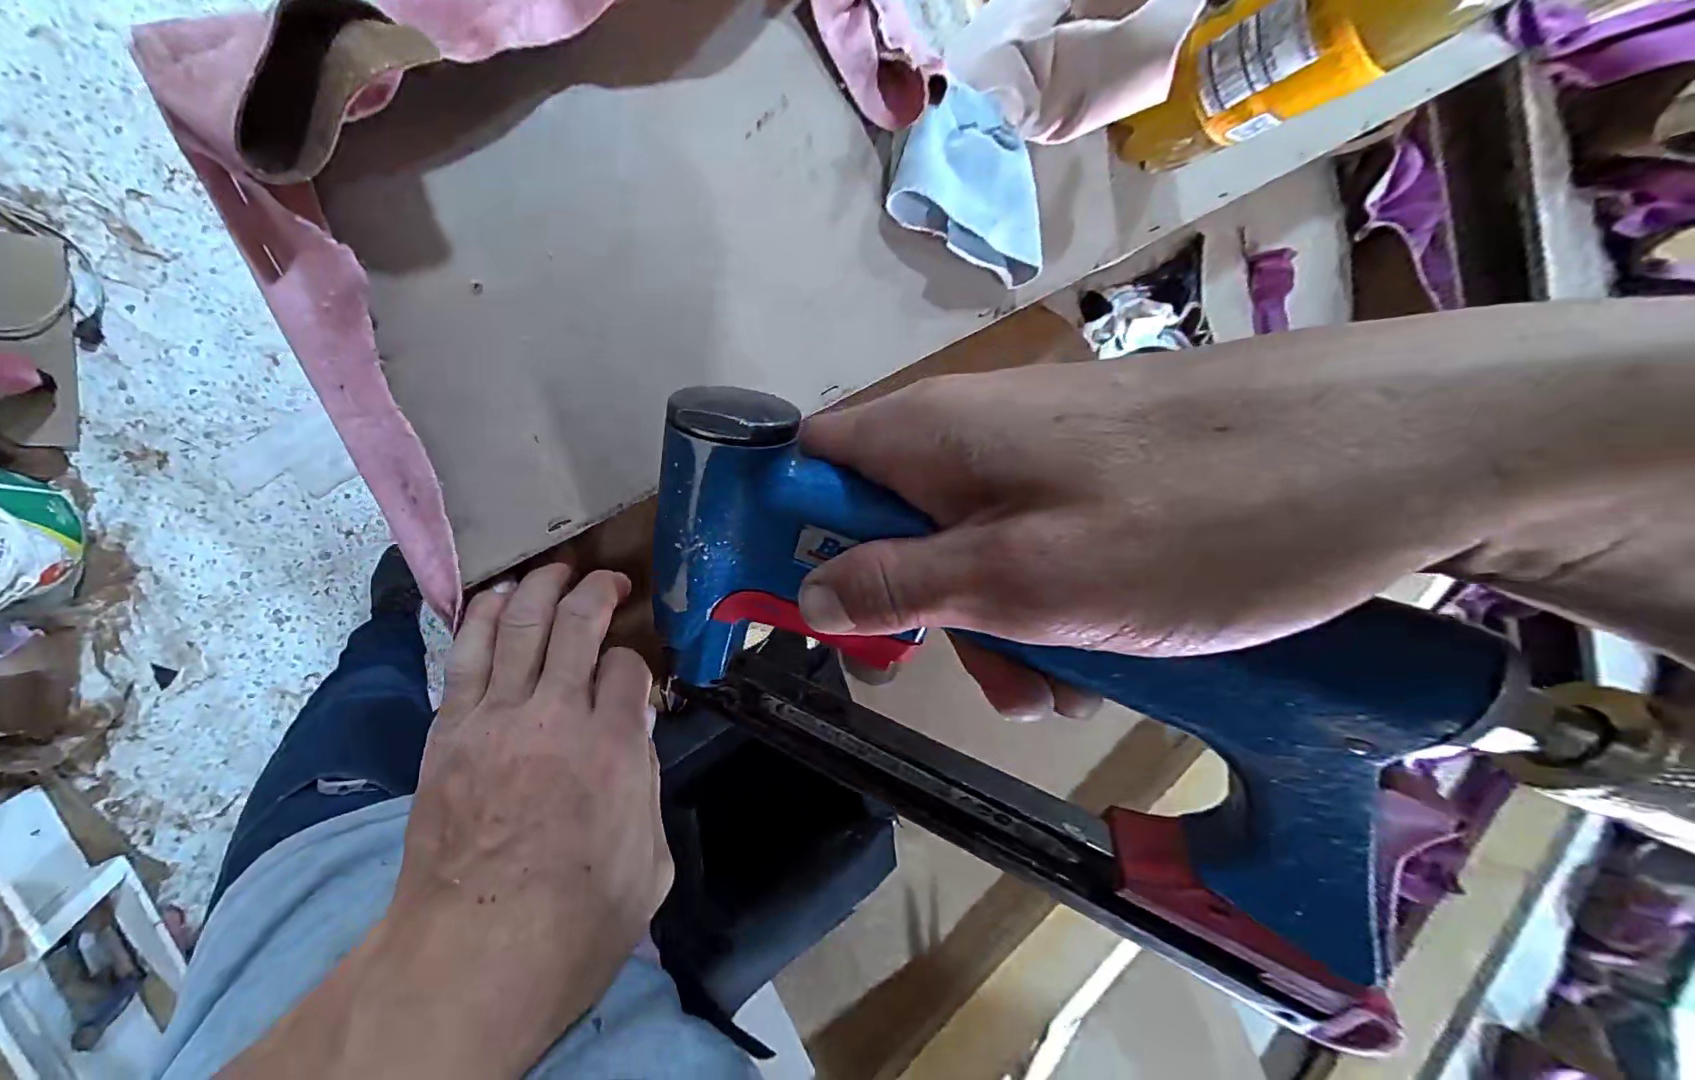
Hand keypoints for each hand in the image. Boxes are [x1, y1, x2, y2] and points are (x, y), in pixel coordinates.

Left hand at [396, 563, 669, 1058]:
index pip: (628, 669)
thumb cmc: (577, 922)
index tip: (629, 679)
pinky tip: (499, 597)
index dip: (634, 664)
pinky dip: (485, 617)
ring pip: (521, 625)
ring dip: (542, 587)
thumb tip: (632, 730)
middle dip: (599, 592)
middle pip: (578, 625)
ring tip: (557, 570)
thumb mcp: (649, 861)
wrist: (474, 955)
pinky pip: (468, 655)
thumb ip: (646, 783)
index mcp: (613, 749)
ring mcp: (496, 718)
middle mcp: (557, 716)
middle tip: (610, 582)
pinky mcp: (450, 730)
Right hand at [794, 309, 1694, 713]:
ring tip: (1059, 673)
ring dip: (987, 624)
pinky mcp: (1081, 485)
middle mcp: (961, 437)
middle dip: (906, 603)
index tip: (786, 598)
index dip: (779, 525)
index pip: (804, 462)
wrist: (1395, 457)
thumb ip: (900, 583)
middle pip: (878, 522)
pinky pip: (1021, 553)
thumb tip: (808, 594)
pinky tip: (1102, 647)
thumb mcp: (1022, 578)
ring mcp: (1026, 460)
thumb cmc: (1189, 518)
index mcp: (924, 435)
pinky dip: (1041, 608)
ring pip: (956, 552)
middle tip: (954, 658)